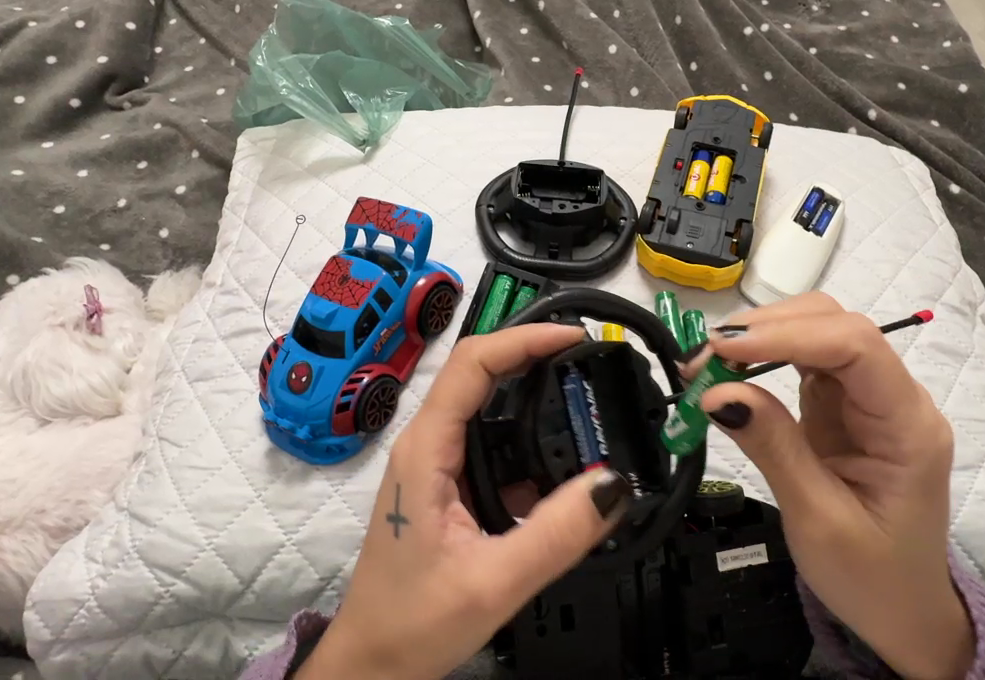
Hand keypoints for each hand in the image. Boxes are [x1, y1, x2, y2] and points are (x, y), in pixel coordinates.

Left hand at [297, 324, 634, 679]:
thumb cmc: (412, 624)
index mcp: (426, 449)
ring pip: (486, 406)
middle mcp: (428, 444)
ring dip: (531, 394)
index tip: (574, 338)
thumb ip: (557, 534)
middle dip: (532, 355)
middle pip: (480, 373)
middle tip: (587, 358)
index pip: (472, 363)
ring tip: (582, 394)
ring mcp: (435, 463)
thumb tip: (613, 482)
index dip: (524, 338)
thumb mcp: (493, 582)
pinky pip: (489, 443)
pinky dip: (527, 438)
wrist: (371, 665)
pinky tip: (561, 455)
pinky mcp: (447, 485)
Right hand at [695, 293, 975, 679]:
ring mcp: (866, 395)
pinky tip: (727, 369)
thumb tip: (715, 393)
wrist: (902, 612)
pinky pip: (801, 358)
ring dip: (758, 336)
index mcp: (908, 425)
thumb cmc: (872, 577)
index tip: (724, 348)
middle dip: (766, 328)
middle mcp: (894, 396)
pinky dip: (760, 355)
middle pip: (835, 324)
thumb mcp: (818, 520)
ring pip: (815, 331)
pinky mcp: (841, 402)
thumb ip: (773, 447)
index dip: (788, 333)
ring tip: (705, 362)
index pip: (856, 345)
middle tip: (703, 357)